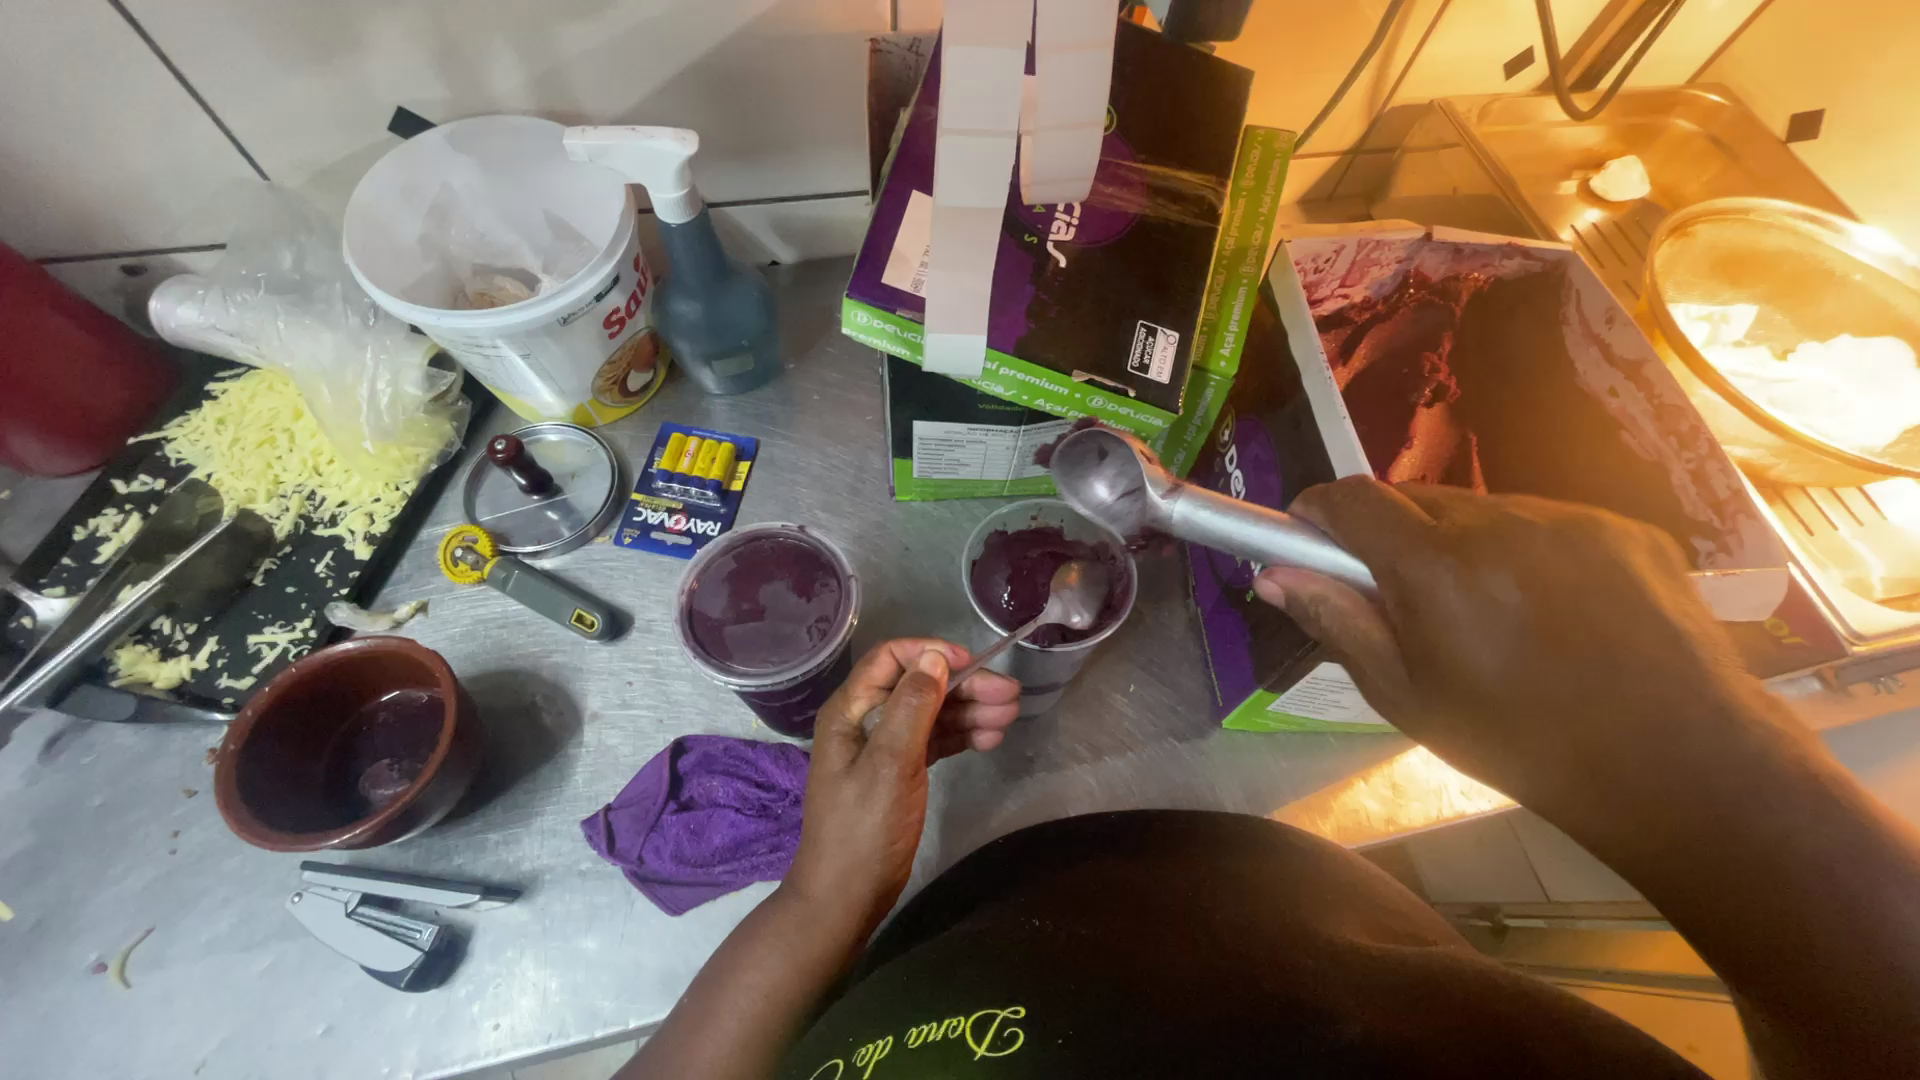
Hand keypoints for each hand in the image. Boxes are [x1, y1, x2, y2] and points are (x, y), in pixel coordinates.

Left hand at [783, 639, 1020, 935]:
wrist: (846, 899)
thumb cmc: (862, 829)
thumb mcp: (889, 764)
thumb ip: (912, 708)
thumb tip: (935, 658)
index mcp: (850, 710)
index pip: (891, 659)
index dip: (932, 655)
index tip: (974, 664)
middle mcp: (866, 721)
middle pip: (919, 687)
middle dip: (964, 686)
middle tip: (1011, 696)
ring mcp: (883, 747)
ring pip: (932, 714)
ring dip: (970, 711)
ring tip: (1010, 717)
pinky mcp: (900, 772)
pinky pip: (934, 741)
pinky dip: (962, 736)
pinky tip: (991, 738)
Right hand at [1253, 477, 1766, 806]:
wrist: (1681, 767)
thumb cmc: (1514, 739)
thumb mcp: (1402, 692)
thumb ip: (1333, 620)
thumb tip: (1271, 575)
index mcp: (1435, 565)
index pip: (1350, 498)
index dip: (1316, 510)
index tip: (1305, 536)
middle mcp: (1498, 521)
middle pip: (1410, 498)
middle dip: (1383, 532)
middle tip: (1393, 593)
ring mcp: (1568, 519)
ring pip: (1475, 509)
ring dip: (1451, 540)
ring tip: (1479, 609)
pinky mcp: (1622, 528)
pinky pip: (1539, 520)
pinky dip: (1516, 548)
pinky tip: (1544, 607)